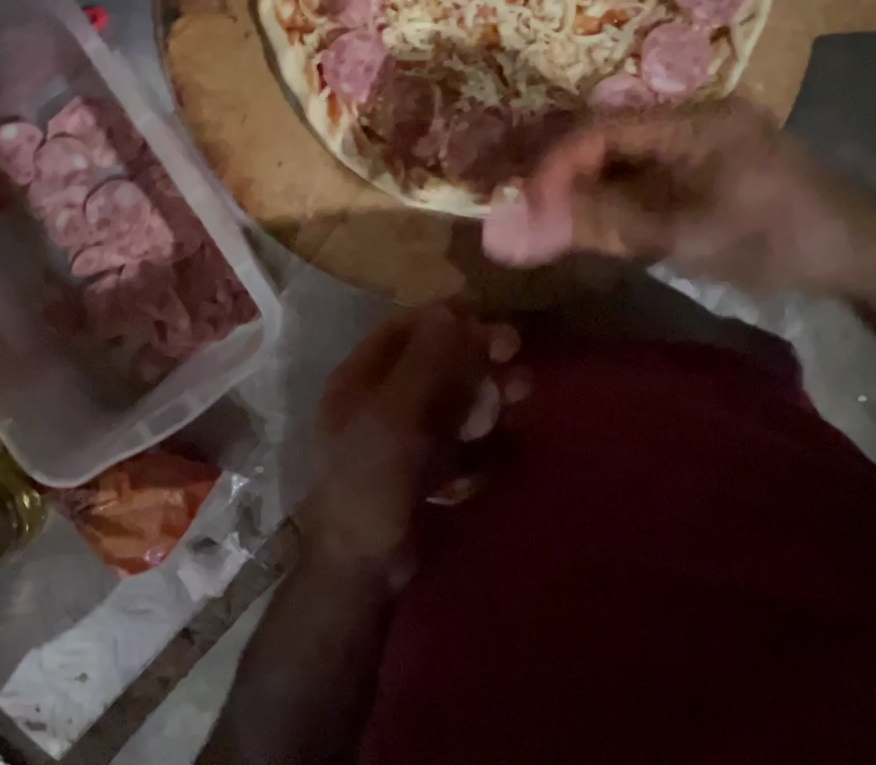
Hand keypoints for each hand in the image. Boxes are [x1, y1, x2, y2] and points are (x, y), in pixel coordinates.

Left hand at [302, 304, 509, 579]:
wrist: (364, 566)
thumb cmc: (371, 480)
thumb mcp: (395, 415)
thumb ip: (424, 362)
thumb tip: (450, 309)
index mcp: (359, 380)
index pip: (404, 330)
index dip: (444, 317)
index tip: (488, 314)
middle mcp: (380, 402)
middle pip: (435, 365)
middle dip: (475, 359)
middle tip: (514, 355)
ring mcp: (403, 439)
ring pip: (453, 404)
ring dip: (485, 398)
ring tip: (516, 400)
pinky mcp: (424, 473)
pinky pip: (460, 445)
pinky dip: (481, 444)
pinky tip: (495, 453)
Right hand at [482, 99, 875, 293]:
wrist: (867, 254)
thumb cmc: (777, 241)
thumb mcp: (684, 236)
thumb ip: (600, 226)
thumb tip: (518, 228)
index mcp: (691, 120)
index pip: (599, 129)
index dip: (553, 167)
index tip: (524, 207)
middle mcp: (693, 116)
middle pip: (606, 136)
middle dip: (562, 176)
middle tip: (527, 214)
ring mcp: (704, 138)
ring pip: (623, 156)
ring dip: (587, 189)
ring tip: (556, 223)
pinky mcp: (711, 163)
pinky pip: (645, 172)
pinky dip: (616, 197)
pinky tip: (602, 223)